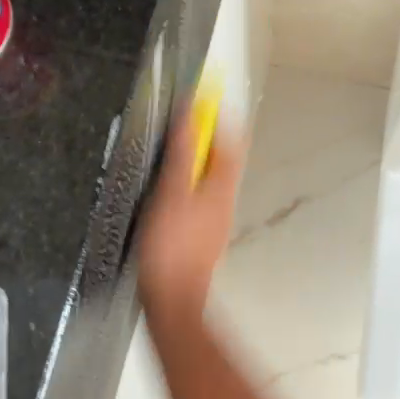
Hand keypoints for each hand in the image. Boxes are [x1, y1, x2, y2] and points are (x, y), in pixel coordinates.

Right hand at [136, 91, 246, 322]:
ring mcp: (215, 218)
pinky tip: (167, 186)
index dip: (220, 115)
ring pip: (212, 176)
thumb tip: (190, 113)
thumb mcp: (172, 193)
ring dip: (197, 156)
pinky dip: (189, 179)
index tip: (204, 96)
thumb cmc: (170, 246)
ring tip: (171, 146)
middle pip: (223, 157)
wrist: (173, 302)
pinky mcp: (201, 234)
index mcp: (222, 186)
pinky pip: (201, 194)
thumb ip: (182, 153)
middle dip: (207, 134)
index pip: (232, 139)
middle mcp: (225, 199)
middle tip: (184, 117)